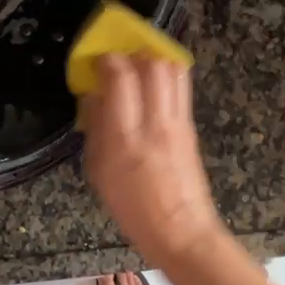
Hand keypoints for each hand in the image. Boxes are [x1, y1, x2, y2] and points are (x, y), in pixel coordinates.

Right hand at [80, 54, 227, 262]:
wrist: (181, 231)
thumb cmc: (131, 208)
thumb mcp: (97, 171)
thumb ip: (95, 128)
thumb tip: (93, 96)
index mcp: (125, 136)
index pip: (121, 76)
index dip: (106, 59)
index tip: (94, 61)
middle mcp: (155, 122)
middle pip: (152, 63)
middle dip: (131, 53)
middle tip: (116, 61)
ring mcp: (178, 122)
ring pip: (172, 69)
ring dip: (151, 59)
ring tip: (135, 69)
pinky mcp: (191, 126)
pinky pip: (180, 86)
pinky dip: (164, 75)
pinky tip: (150, 86)